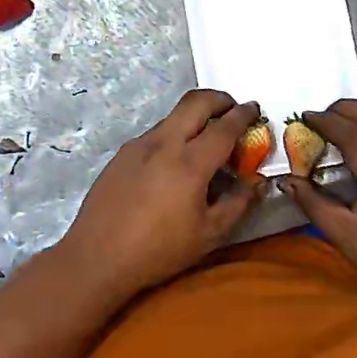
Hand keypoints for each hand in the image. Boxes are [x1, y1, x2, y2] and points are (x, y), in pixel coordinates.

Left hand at [56, 90, 263, 295]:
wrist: (96, 258)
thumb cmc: (159, 250)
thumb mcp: (209, 234)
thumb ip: (239, 202)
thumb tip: (260, 181)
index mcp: (189, 163)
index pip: (224, 126)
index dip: (243, 115)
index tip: (255, 110)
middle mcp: (163, 143)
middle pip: (195, 102)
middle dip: (219, 99)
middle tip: (233, 111)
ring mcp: (138, 145)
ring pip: (173, 117)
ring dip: (195, 118)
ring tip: (205, 145)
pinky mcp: (121, 155)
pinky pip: (155, 134)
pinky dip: (174, 135)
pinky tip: (174, 165)